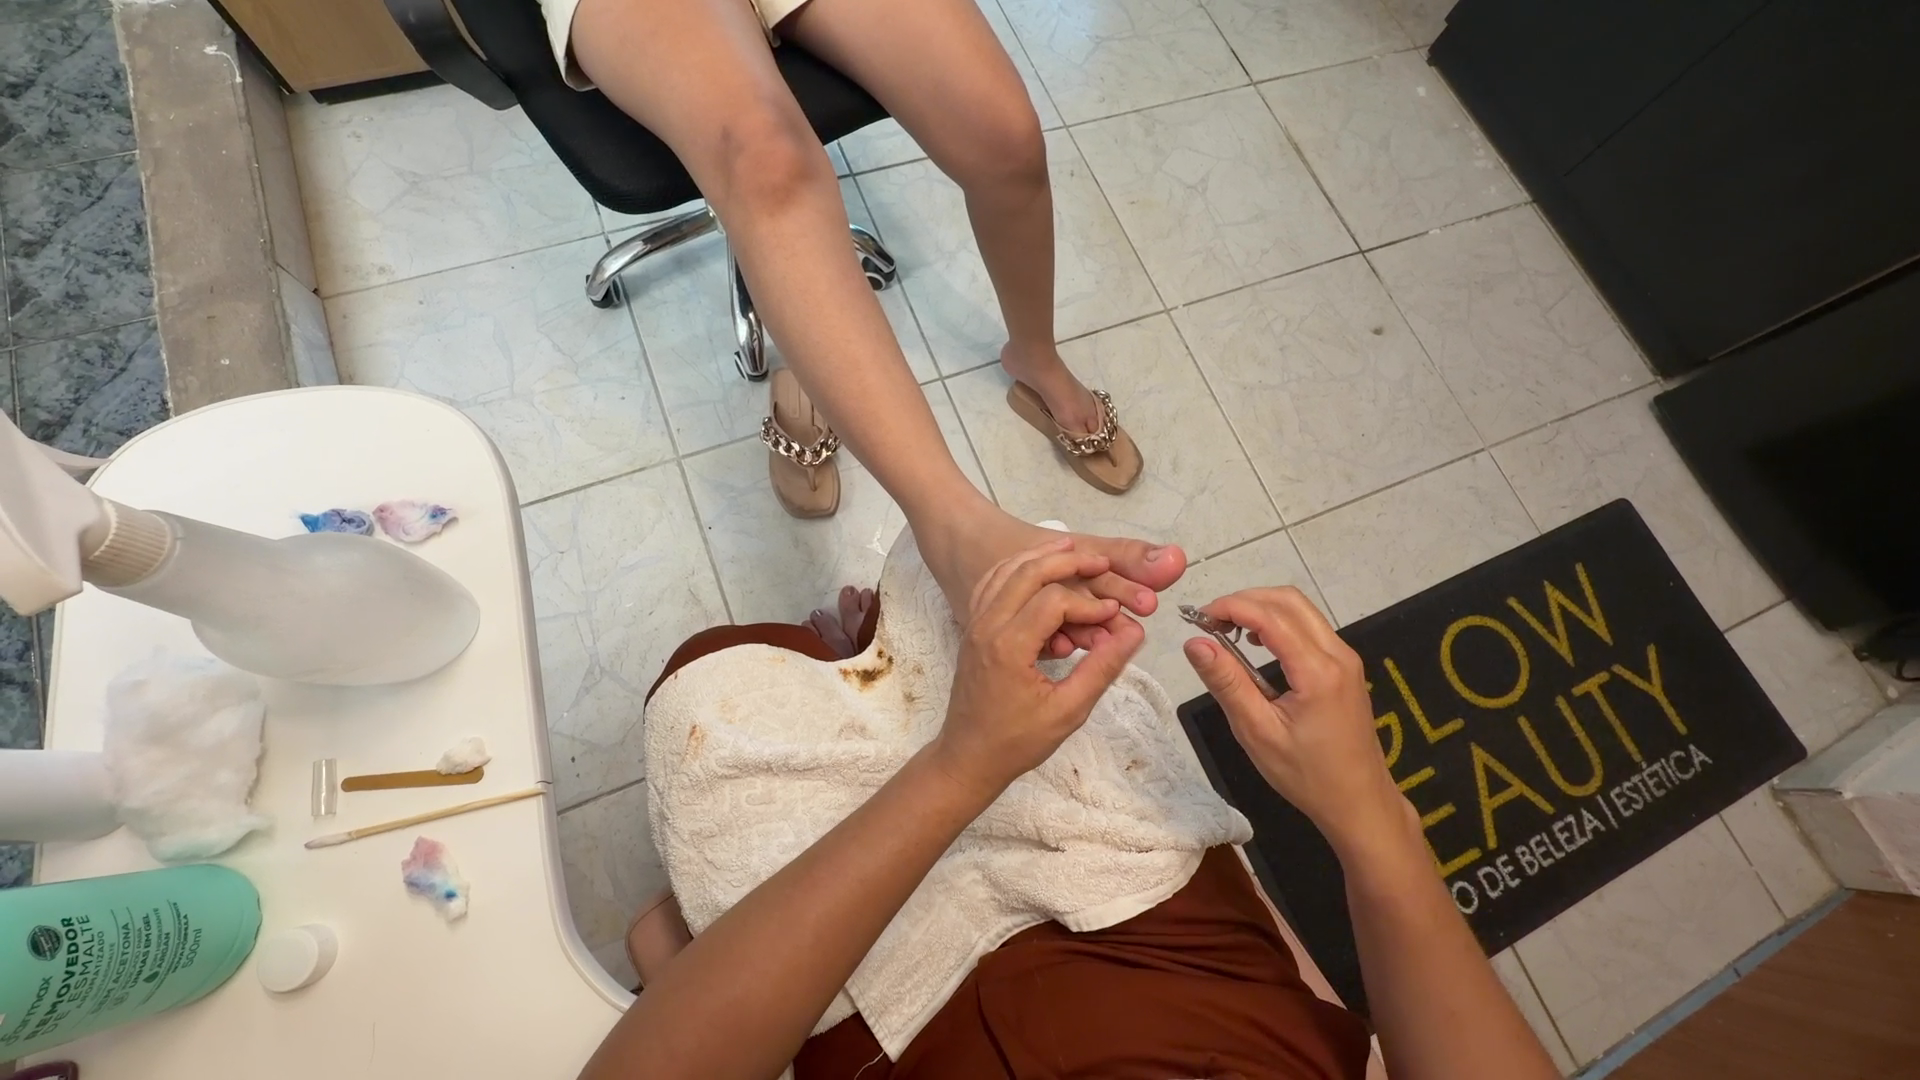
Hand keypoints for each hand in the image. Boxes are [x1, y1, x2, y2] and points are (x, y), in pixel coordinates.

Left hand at [930, 537, 1145, 800]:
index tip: (1114, 616)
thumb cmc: (1017, 741)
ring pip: (1005, 572)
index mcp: (1009, 647)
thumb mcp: (1068, 711)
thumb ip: (1101, 668)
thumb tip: (1134, 633)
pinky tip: (1033, 566)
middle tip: (1100, 559)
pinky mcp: (973, 628)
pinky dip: (1014, 569)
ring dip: (1038, 556)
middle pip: (1027, 573)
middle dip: (1066, 561)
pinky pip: (991, 585)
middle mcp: (987, 626)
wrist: (967, 757)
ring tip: (1070, 546)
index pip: (1054, 601)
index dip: (1089, 604)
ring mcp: (975, 624)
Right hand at [1183, 587, 1410, 854]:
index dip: (1230, 607)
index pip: (1270, 616)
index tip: (1197, 618)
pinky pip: (1308, 626)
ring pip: (1300, 609)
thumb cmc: (1306, 774)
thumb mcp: (1256, 731)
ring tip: (1226, 631)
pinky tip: (1253, 643)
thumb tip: (1194, 642)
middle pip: (1288, 600)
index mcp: (1317, 671)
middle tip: (1210, 622)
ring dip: (1260, 608)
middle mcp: (1337, 654)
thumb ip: (1226, 682)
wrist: (1359, 803)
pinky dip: (1276, 622)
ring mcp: (1345, 658)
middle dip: (1244, 600)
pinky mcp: (1344, 666)